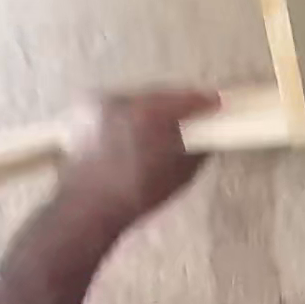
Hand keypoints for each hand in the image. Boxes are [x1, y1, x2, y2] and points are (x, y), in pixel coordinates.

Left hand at [57, 89, 219, 226]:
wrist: (86, 209)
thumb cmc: (137, 193)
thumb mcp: (180, 174)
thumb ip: (198, 150)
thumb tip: (207, 139)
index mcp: (150, 113)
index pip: (188, 98)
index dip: (207, 101)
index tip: (218, 104)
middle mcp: (124, 101)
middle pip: (161, 93)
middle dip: (179, 101)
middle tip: (195, 111)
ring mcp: (100, 105)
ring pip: (139, 98)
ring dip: (156, 106)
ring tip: (169, 119)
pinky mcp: (86, 114)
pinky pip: (120, 106)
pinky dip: (135, 112)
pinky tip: (143, 125)